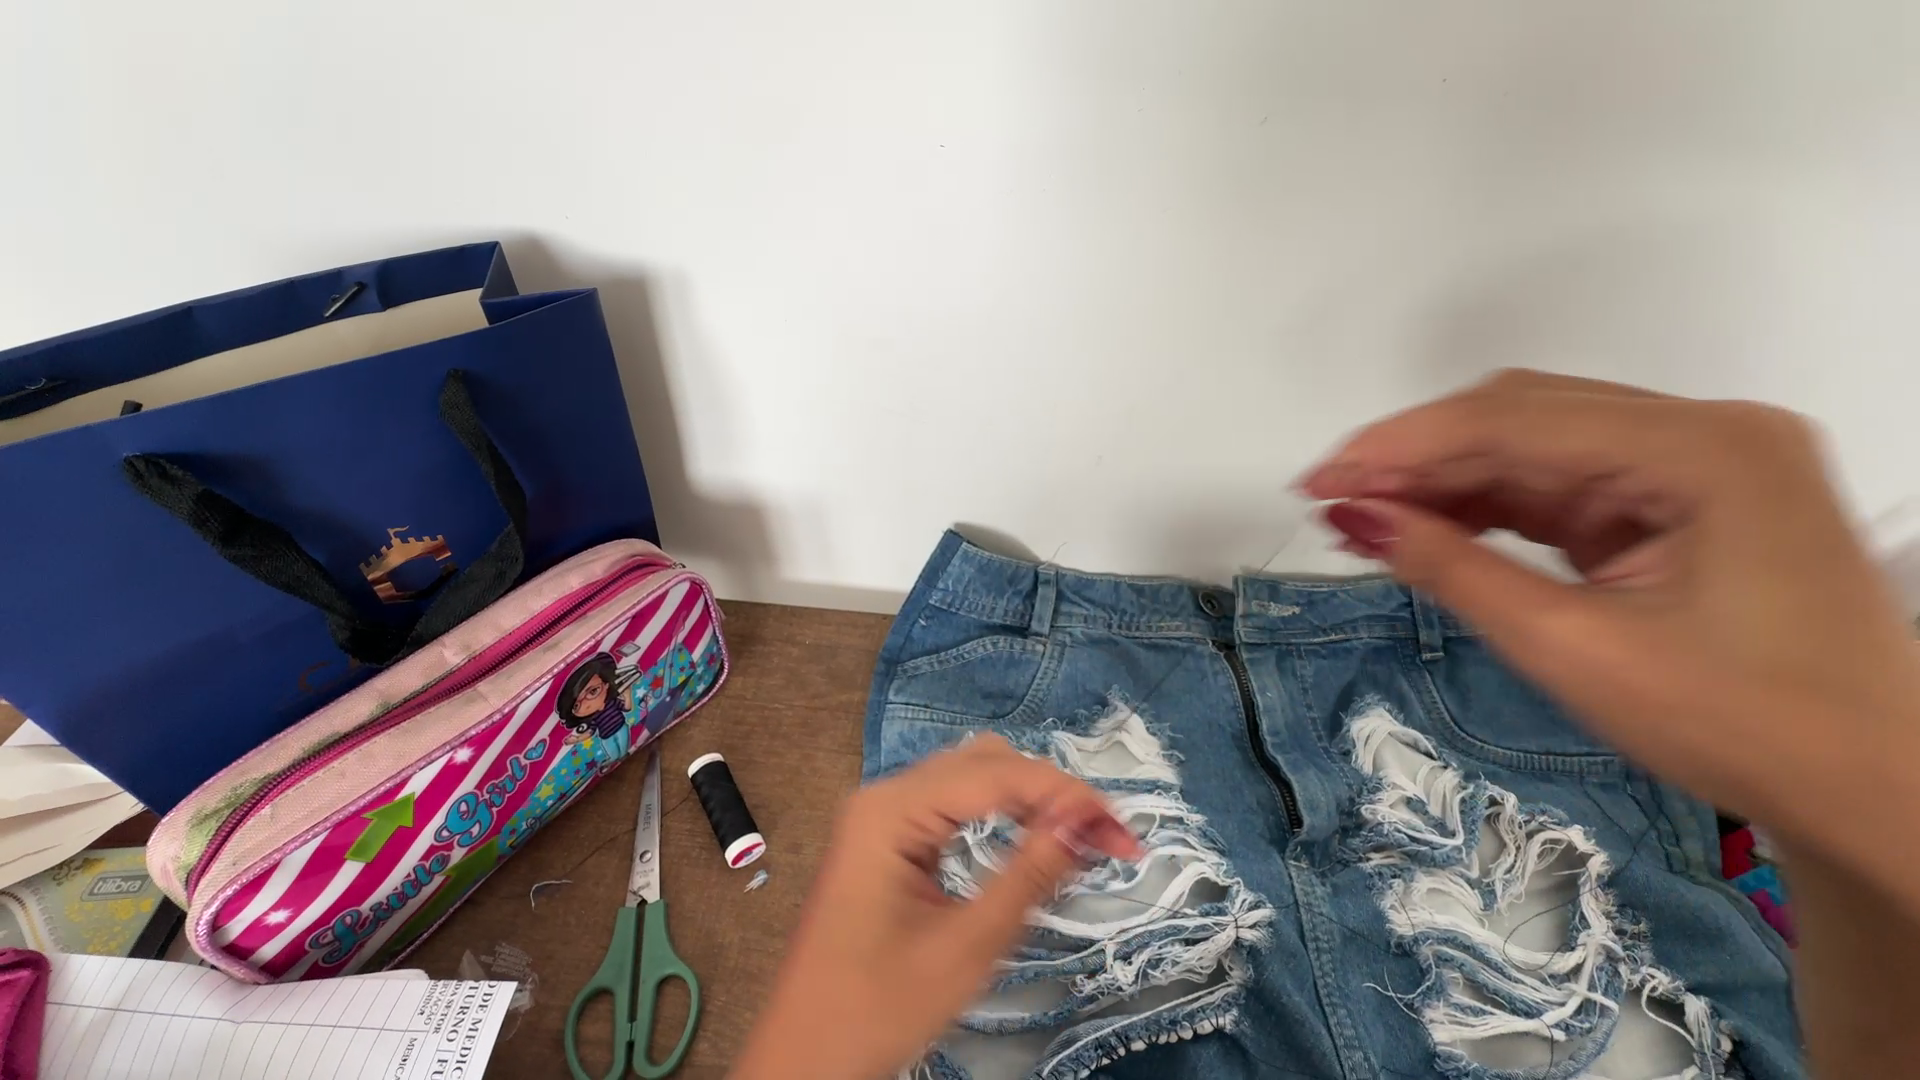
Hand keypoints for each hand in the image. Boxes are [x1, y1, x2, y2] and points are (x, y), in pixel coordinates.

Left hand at [730, 736, 1140, 1079]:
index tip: (1122, 832)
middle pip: (984, 764)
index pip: (996, 774)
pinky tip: (1032, 834)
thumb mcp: (964, 948)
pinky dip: (1000, 812)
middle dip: (1051, 792)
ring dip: (1029, 797)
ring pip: (971, 777)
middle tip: (1107, 839)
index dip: (1065, 795)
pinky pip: (953, 804)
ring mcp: (882, 814)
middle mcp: (885, 795)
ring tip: (1080, 837)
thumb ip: (1027, 876)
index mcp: (892, 811)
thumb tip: (1082, 821)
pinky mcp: (888, 837)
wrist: (803, 1057)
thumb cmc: (875, 1009)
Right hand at [1300, 371, 1919, 876]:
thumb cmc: (1737, 724)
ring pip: (1527, 447)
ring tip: (1361, 516)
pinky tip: (1422, 525)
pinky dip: (1480, 505)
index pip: (1511, 421)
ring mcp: (1688, 465)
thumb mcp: (1569, 646)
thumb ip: (1452, 568)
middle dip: (1413, 457)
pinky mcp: (1669, 501)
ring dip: (1440, 480)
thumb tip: (1353, 517)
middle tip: (1330, 498)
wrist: (1870, 793)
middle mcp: (1700, 434)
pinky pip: (1551, 484)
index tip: (1319, 481)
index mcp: (1702, 451)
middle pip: (1518, 418)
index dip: (1399, 447)